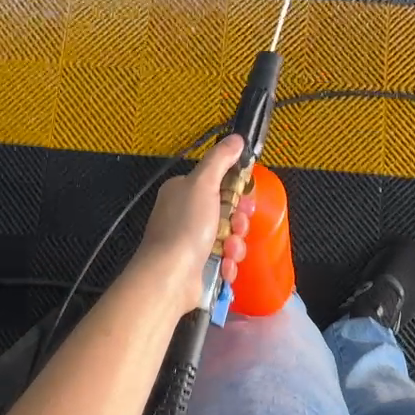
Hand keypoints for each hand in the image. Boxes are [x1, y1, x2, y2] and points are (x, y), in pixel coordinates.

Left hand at [130, 135, 257, 310]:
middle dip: (238, 221)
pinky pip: (224, 260)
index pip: (217, 183)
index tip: (244, 198)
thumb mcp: (203, 183)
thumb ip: (220, 159)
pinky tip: (224, 267)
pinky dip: (228, 264)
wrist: (169, 277)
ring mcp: (191, 243)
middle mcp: (185, 215)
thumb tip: (236, 137)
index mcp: (183, 191)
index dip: (235, 191)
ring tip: (228, 250)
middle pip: (227, 211)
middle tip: (238, 225)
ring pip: (229, 237)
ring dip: (235, 244)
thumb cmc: (185, 226)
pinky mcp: (199, 268)